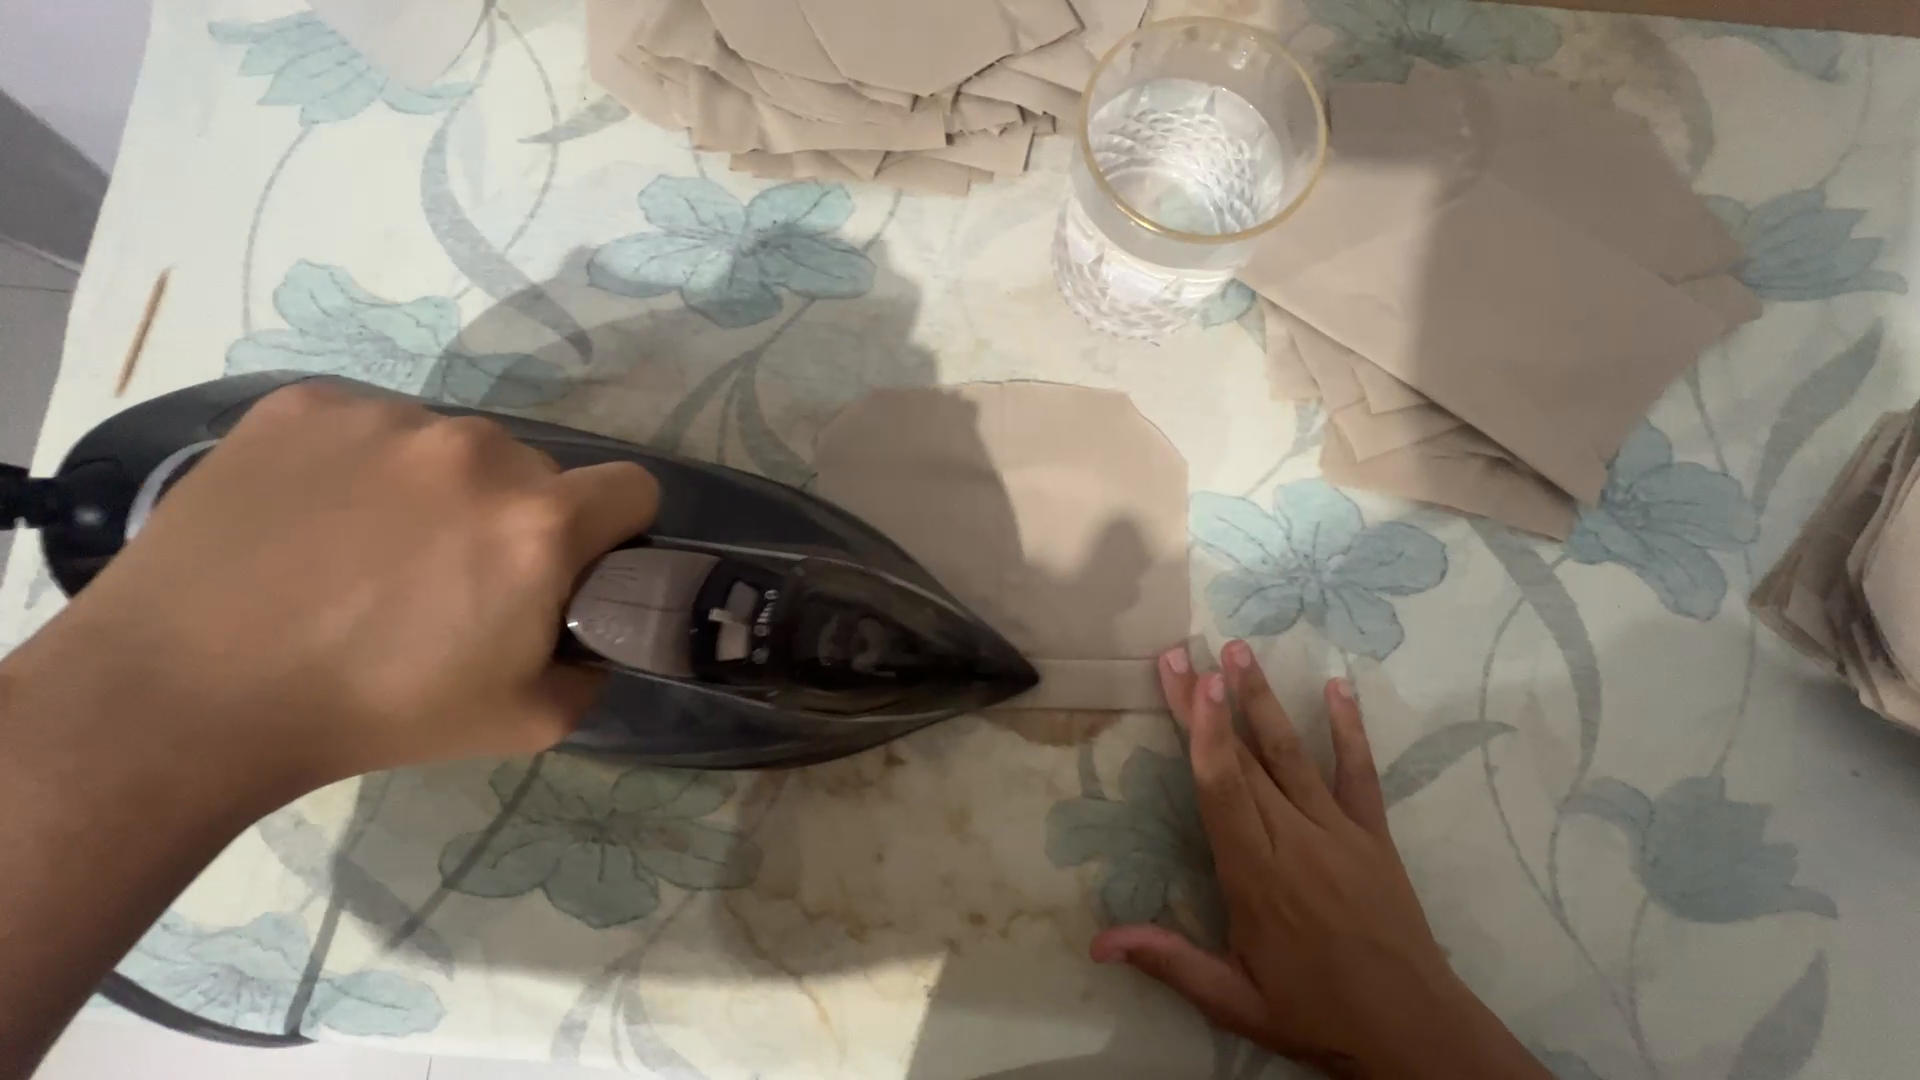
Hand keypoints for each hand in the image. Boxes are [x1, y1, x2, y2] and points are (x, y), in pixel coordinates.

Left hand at [31, 380, 657, 794]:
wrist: (182, 697)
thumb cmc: (376, 713)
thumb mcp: (529, 721)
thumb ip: (595, 667)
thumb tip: (598, 630)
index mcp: (541, 524)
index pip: (633, 489)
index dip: (616, 530)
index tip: (574, 566)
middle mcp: (478, 452)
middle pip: (542, 470)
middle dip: (523, 515)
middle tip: (459, 575)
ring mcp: (387, 419)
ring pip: (460, 445)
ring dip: (447, 488)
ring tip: (379, 547)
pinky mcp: (306, 404)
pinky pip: (378, 423)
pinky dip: (370, 464)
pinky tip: (324, 517)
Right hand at [1091, 641, 1549, 1079]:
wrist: (1417, 1035)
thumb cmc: (1315, 1013)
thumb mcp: (1234, 1001)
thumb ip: (1168, 960)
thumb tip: (1097, 943)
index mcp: (1254, 874)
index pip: (1222, 790)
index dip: (1206, 734)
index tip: (1195, 683)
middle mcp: (1293, 839)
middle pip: (1243, 759)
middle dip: (1209, 702)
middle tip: (1183, 653)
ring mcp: (1338, 830)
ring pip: (1292, 753)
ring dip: (1262, 698)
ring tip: (1239, 650)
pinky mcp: (1372, 833)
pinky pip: (1360, 772)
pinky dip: (1348, 728)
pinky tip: (1337, 687)